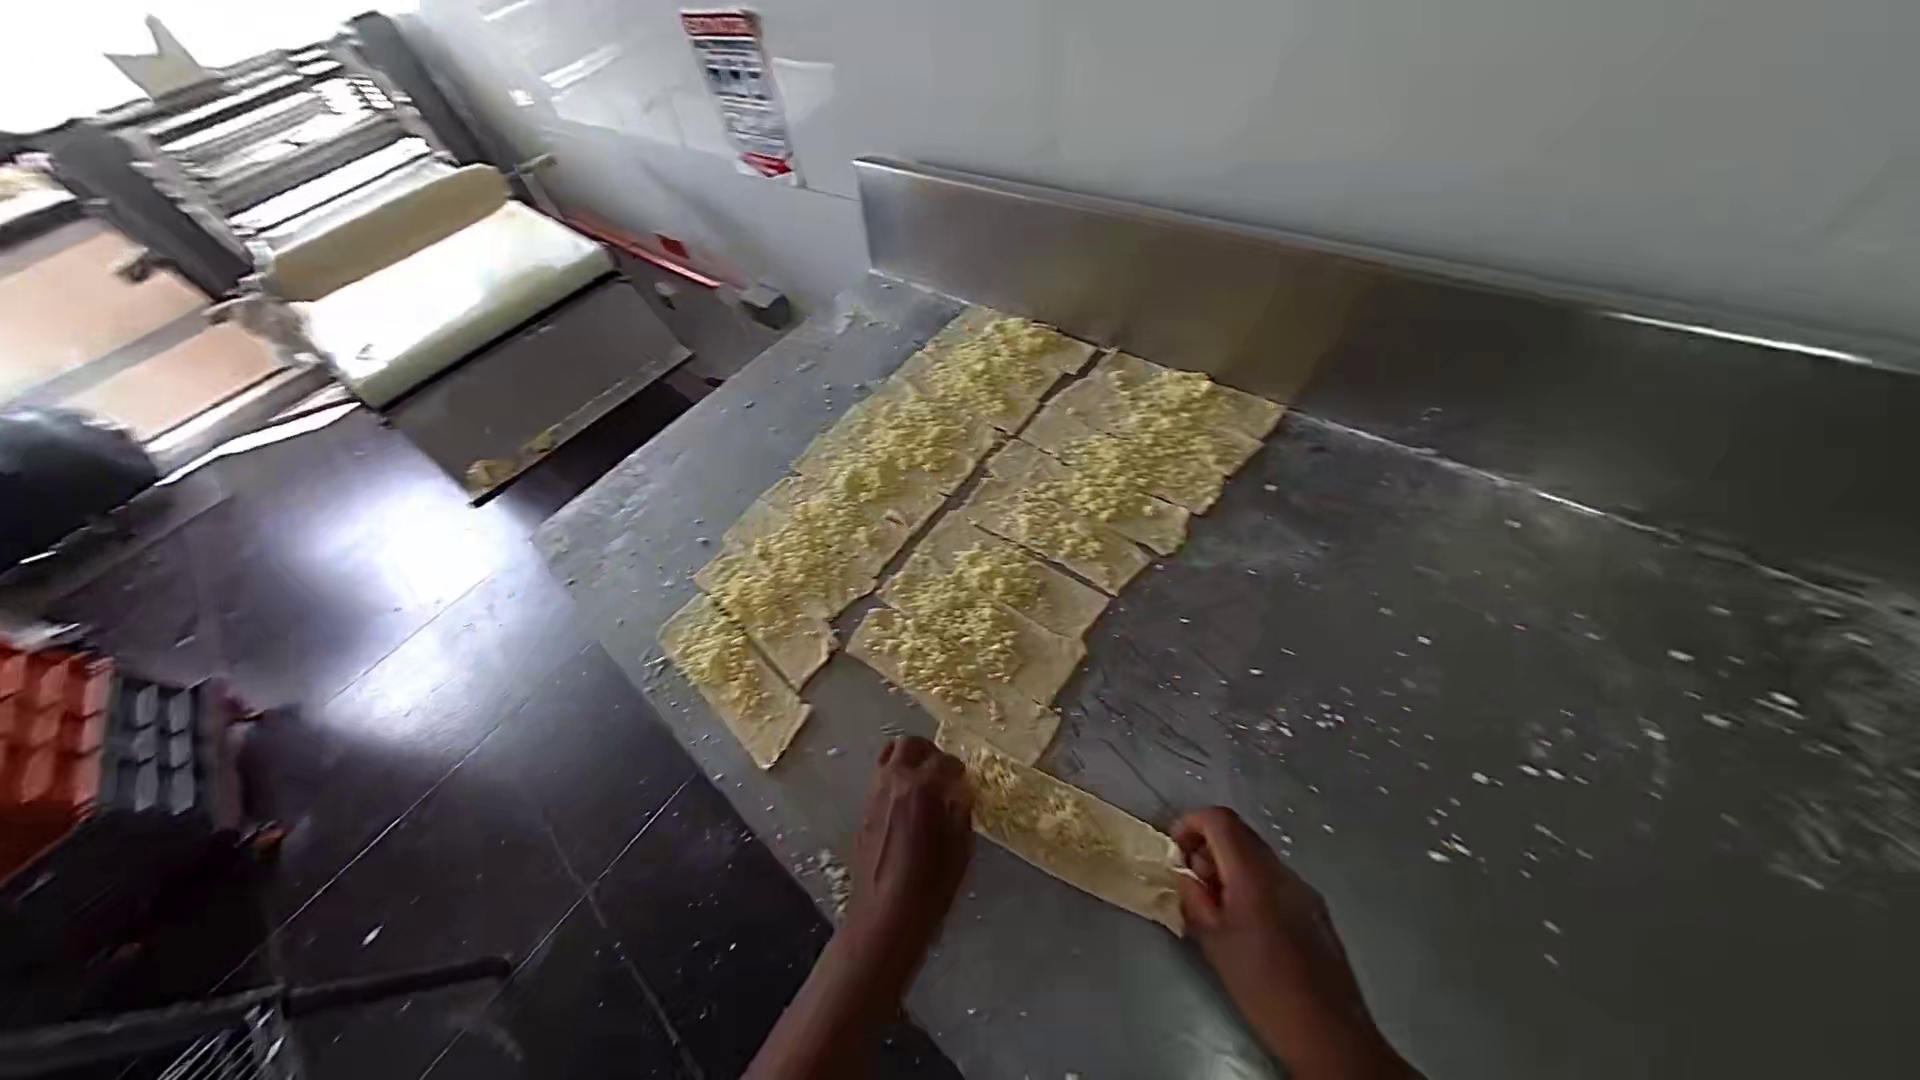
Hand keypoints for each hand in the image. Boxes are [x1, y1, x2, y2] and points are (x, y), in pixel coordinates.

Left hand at [845, 736, 973, 953]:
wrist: (884, 917)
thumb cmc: (930, 886)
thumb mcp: (960, 848)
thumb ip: (961, 811)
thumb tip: (961, 793)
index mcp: (922, 787)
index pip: (945, 760)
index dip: (958, 769)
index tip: (964, 779)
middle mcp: (894, 781)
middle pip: (909, 744)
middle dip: (929, 751)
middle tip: (942, 769)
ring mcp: (874, 793)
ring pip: (888, 755)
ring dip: (907, 759)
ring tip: (922, 780)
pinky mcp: (863, 809)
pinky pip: (878, 777)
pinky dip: (893, 777)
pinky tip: (906, 801)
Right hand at [1175, 807, 1418, 1079]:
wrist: (1330, 1035)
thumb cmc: (1262, 987)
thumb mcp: (1213, 941)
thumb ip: (1194, 899)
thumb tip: (1186, 876)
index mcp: (1253, 873)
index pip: (1219, 819)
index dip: (1191, 823)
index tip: (1176, 849)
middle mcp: (1281, 871)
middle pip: (1239, 832)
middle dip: (1208, 845)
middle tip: (1192, 879)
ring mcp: (1303, 889)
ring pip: (1258, 855)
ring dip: (1230, 865)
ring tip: (1217, 904)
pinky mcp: (1316, 909)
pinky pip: (1275, 878)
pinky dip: (1252, 882)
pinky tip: (1248, 922)